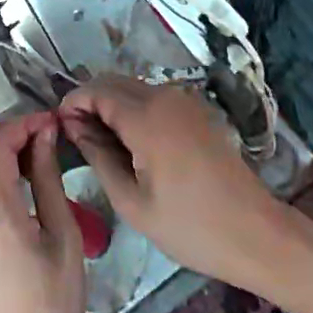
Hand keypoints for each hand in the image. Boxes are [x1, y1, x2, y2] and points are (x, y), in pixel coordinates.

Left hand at [0, 113, 85, 312]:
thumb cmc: (54, 304)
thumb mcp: (63, 237)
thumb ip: (49, 179)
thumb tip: (46, 134)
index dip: (25, 121)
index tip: (53, 120)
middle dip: (10, 127)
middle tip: (45, 131)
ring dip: (2, 146)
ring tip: (40, 151)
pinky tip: (25, 176)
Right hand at [57, 77, 285, 285]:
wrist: (254, 230)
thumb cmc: (189, 225)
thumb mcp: (132, 201)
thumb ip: (99, 156)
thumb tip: (74, 127)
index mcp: (146, 116)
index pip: (96, 90)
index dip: (72, 103)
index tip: (58, 127)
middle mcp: (164, 96)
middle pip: (114, 82)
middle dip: (89, 101)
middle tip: (76, 138)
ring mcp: (184, 100)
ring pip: (134, 87)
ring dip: (112, 105)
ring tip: (100, 144)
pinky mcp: (196, 110)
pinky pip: (154, 98)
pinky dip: (134, 110)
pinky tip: (131, 143)